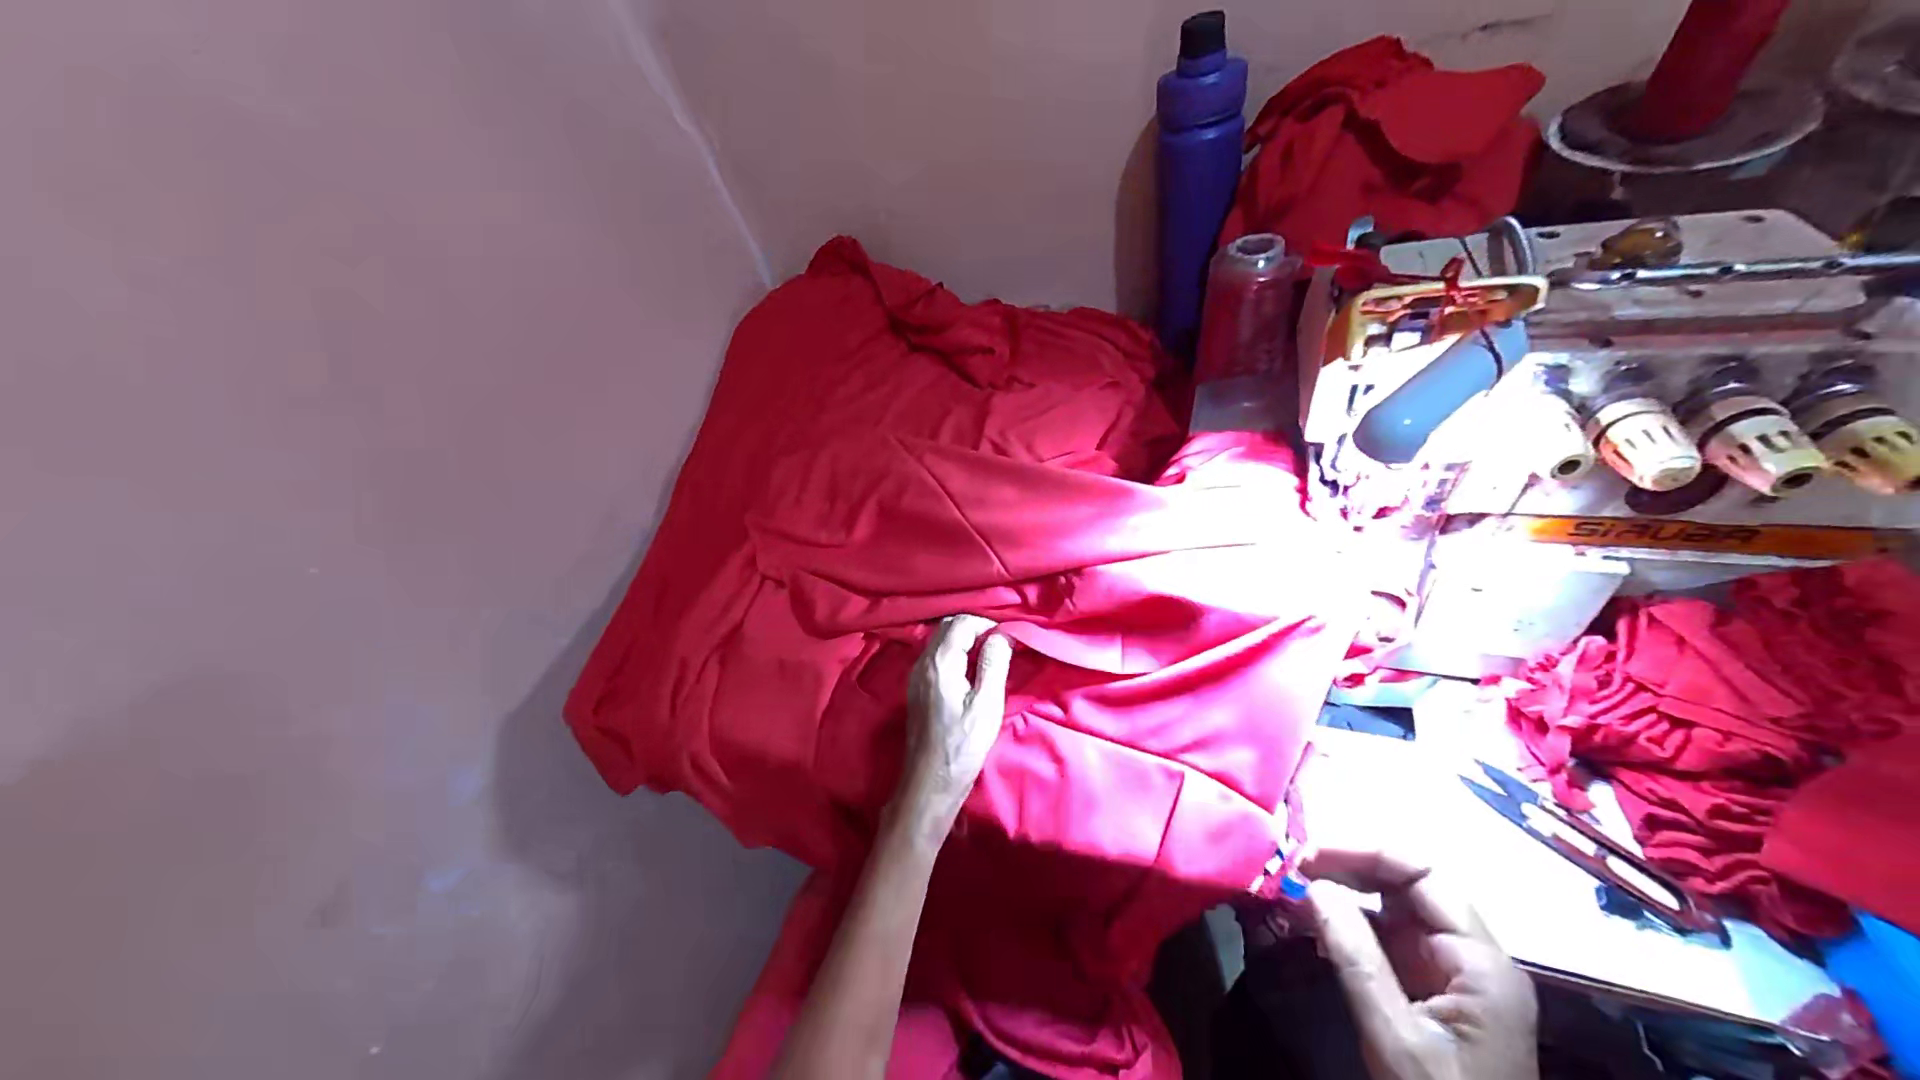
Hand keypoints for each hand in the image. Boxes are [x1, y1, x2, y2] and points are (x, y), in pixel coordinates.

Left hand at [892, 615, 1011, 835]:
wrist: (930, 782)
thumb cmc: (962, 746)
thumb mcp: (987, 704)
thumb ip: (994, 664)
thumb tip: (1002, 635)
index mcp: (939, 662)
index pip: (962, 623)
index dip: (987, 625)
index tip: (1008, 640)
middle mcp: (922, 662)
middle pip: (948, 627)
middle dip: (976, 629)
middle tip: (1001, 647)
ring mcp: (917, 675)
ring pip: (941, 641)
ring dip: (965, 641)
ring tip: (991, 659)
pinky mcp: (918, 688)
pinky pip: (937, 657)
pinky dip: (956, 655)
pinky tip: (973, 673)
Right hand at [1301, 847, 1538, 1079]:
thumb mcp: (1395, 1035)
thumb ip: (1356, 957)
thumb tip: (1313, 886)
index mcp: (1480, 962)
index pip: (1423, 875)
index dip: (1364, 854)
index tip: (1308, 857)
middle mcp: (1471, 955)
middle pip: (1409, 884)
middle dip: (1349, 868)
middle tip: (1294, 868)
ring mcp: (1452, 971)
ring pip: (1394, 907)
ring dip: (1344, 892)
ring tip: (1295, 889)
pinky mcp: (1431, 988)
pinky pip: (1388, 937)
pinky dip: (1350, 923)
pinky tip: (1314, 923)